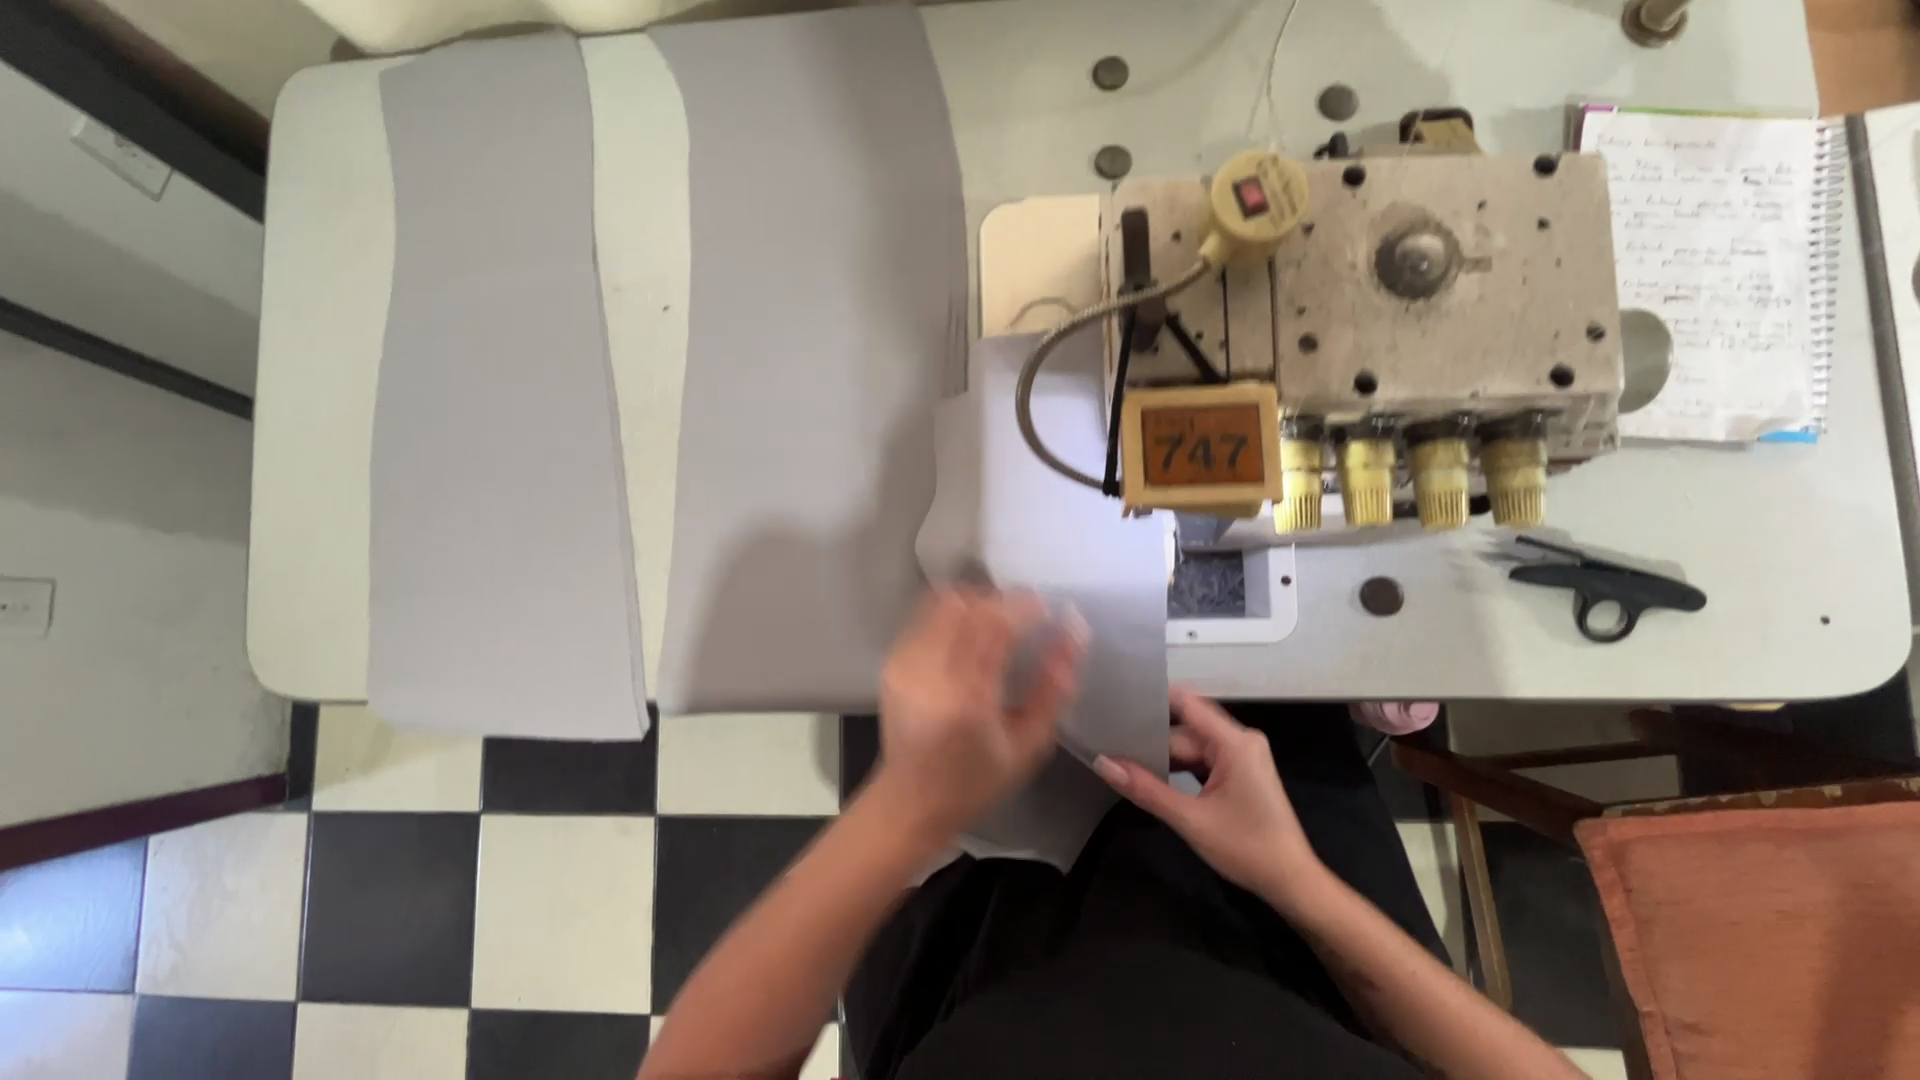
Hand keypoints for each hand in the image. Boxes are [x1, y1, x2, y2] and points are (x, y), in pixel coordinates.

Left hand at [872, 588, 1086, 840]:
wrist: (910, 801)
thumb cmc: (976, 781)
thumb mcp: (1029, 745)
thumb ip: (1054, 689)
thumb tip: (1074, 635)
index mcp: (967, 697)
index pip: (996, 624)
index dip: (1025, 606)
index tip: (1047, 608)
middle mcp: (930, 672)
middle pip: (968, 604)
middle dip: (1002, 601)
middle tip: (1026, 616)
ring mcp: (905, 664)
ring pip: (944, 603)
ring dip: (977, 602)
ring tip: (999, 621)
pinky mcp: (892, 662)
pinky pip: (926, 617)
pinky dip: (953, 615)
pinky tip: (969, 634)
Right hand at [1095, 687, 1326, 907]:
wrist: (1291, 881)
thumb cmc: (1247, 848)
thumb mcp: (1190, 819)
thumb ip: (1145, 789)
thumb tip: (1103, 763)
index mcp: (1235, 742)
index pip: (1186, 703)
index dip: (1152, 699)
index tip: (1117, 701)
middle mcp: (1241, 740)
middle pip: (1185, 731)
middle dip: (1151, 742)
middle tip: (1108, 746)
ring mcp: (1242, 756)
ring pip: (1191, 748)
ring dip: (1163, 759)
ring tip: (1122, 761)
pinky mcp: (1240, 772)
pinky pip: (1202, 760)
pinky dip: (1179, 769)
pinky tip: (1152, 777)